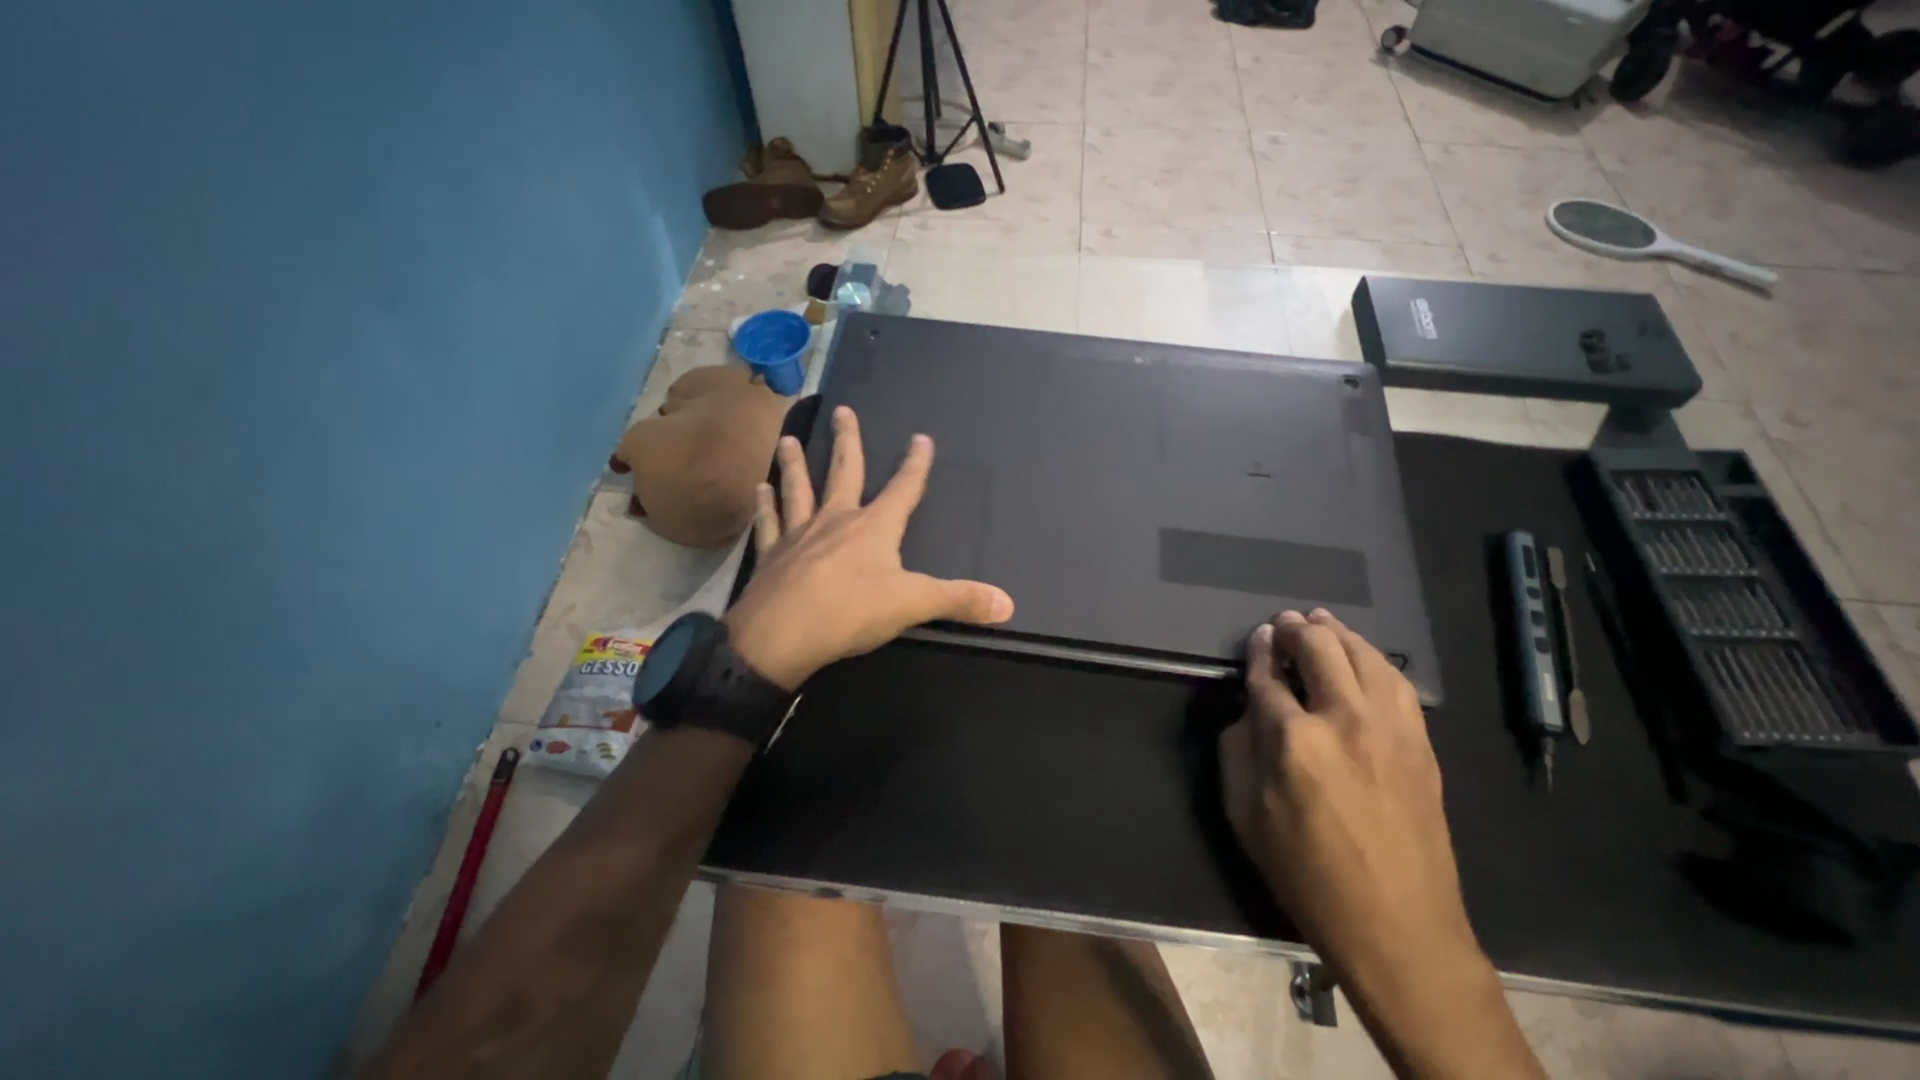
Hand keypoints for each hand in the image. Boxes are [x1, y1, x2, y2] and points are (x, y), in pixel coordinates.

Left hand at [723, 406, 1014, 690]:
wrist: (780, 635)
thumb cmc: (850, 612)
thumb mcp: (913, 605)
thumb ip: (958, 600)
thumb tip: (1008, 603)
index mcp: (874, 527)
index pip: (902, 488)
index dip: (915, 464)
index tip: (921, 438)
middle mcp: (836, 520)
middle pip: (844, 472)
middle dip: (848, 441)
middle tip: (842, 411)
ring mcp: (799, 535)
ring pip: (798, 489)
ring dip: (795, 464)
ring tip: (788, 440)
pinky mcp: (771, 556)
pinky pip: (769, 524)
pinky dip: (764, 507)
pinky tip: (759, 491)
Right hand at [1219, 609, 1481, 1003]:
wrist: (1395, 921)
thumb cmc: (1305, 873)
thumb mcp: (1245, 817)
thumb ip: (1238, 751)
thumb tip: (1250, 710)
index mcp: (1292, 739)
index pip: (1267, 676)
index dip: (1258, 652)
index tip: (1257, 636)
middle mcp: (1343, 718)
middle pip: (1319, 649)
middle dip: (1297, 629)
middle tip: (1285, 622)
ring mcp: (1390, 726)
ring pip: (1364, 655)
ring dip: (1339, 633)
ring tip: (1322, 622)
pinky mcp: (1420, 741)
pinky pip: (1397, 681)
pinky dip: (1375, 658)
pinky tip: (1364, 656)